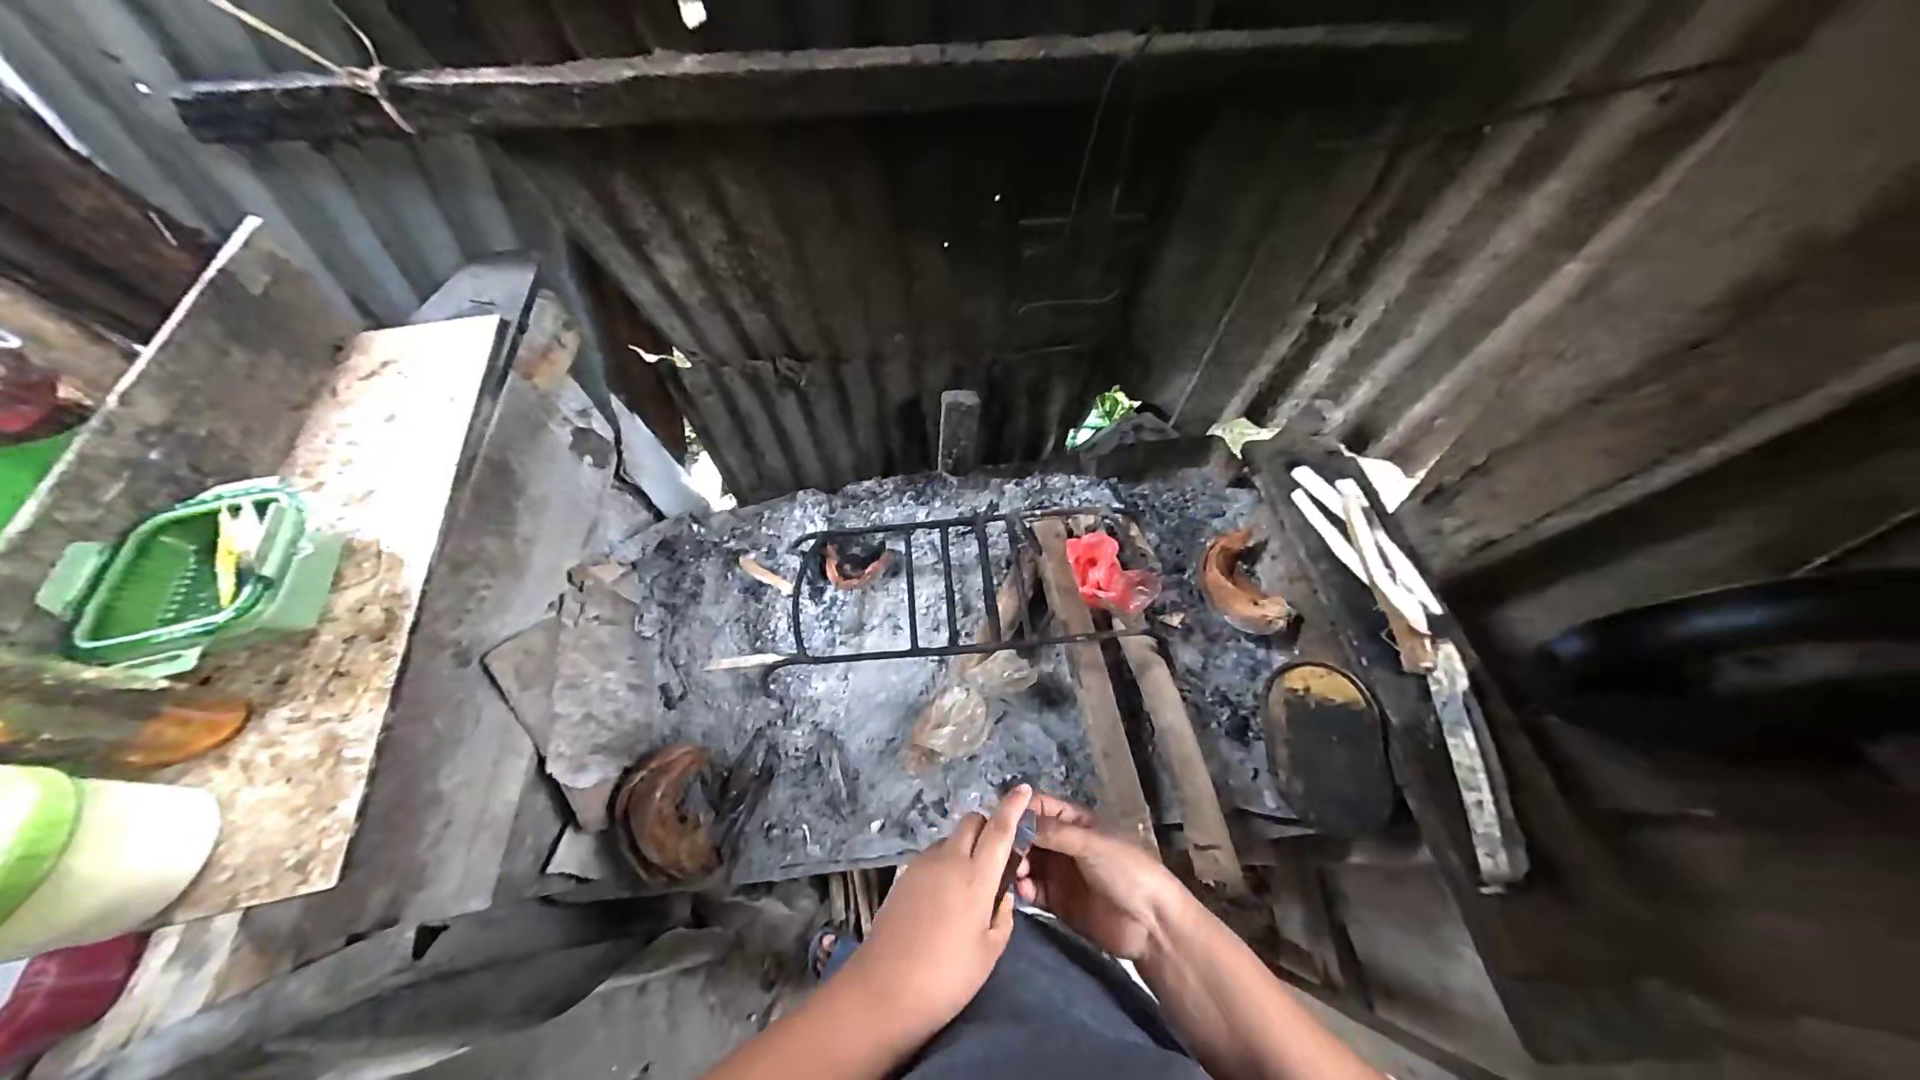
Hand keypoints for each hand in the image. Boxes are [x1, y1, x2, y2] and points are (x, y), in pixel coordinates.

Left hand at [838, 785, 1033, 1038]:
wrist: (884, 989)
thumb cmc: (946, 977)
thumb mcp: (989, 952)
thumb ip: (1003, 915)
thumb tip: (1002, 893)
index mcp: (977, 877)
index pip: (1000, 828)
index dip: (1013, 805)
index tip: (1023, 789)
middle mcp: (950, 860)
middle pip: (972, 822)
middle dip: (988, 825)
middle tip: (996, 855)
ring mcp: (923, 864)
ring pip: (952, 839)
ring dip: (966, 847)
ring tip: (969, 885)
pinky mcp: (905, 875)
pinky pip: (934, 856)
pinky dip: (947, 862)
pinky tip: (946, 897)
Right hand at [1016, 793, 1192, 963]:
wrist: (1152, 925)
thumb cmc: (1127, 871)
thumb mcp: (1091, 844)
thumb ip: (1053, 832)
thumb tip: (1015, 819)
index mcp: (1074, 822)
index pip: (1039, 807)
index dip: (1020, 811)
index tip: (1000, 820)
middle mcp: (1063, 844)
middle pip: (1028, 836)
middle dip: (1014, 841)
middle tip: (1003, 853)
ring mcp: (1060, 873)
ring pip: (1027, 862)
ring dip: (1017, 866)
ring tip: (1015, 874)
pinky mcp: (1058, 902)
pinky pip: (1033, 890)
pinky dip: (1024, 889)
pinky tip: (1024, 892)